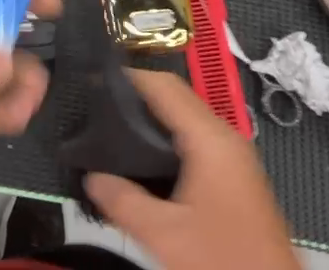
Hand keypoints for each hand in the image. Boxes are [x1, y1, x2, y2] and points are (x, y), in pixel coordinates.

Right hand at [85, 71, 299, 269]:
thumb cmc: (222, 262)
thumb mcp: (164, 235)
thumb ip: (122, 201)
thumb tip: (91, 178)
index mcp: (210, 140)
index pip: (165, 86)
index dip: (129, 78)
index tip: (93, 82)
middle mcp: (226, 138)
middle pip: (176, 97)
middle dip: (136, 99)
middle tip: (95, 111)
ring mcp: (235, 158)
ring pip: (187, 120)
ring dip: (152, 120)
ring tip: (111, 133)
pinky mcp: (236, 177)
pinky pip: (196, 140)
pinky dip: (168, 139)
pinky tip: (143, 163)